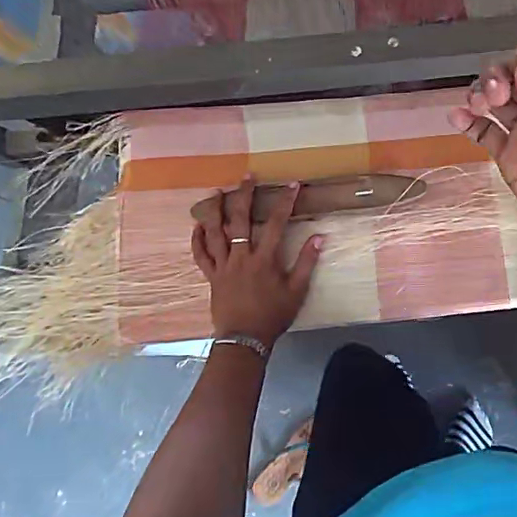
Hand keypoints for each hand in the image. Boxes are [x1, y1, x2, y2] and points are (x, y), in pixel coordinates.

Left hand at [191, 177, 325, 347]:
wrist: (245, 339)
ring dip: (215, 210)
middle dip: (244, 195)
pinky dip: (197, 240)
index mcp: (264, 259)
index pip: (277, 223)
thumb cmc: (273, 315)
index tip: (292, 184)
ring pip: (215, 232)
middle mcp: (242, 257)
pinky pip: (201, 255)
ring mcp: (223, 266)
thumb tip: (319, 237)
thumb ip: (307, 262)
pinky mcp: (211, 276)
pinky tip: (197, 226)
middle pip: (240, 219)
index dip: (285, 202)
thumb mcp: (297, 291)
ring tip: (216, 192)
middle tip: (247, 177)